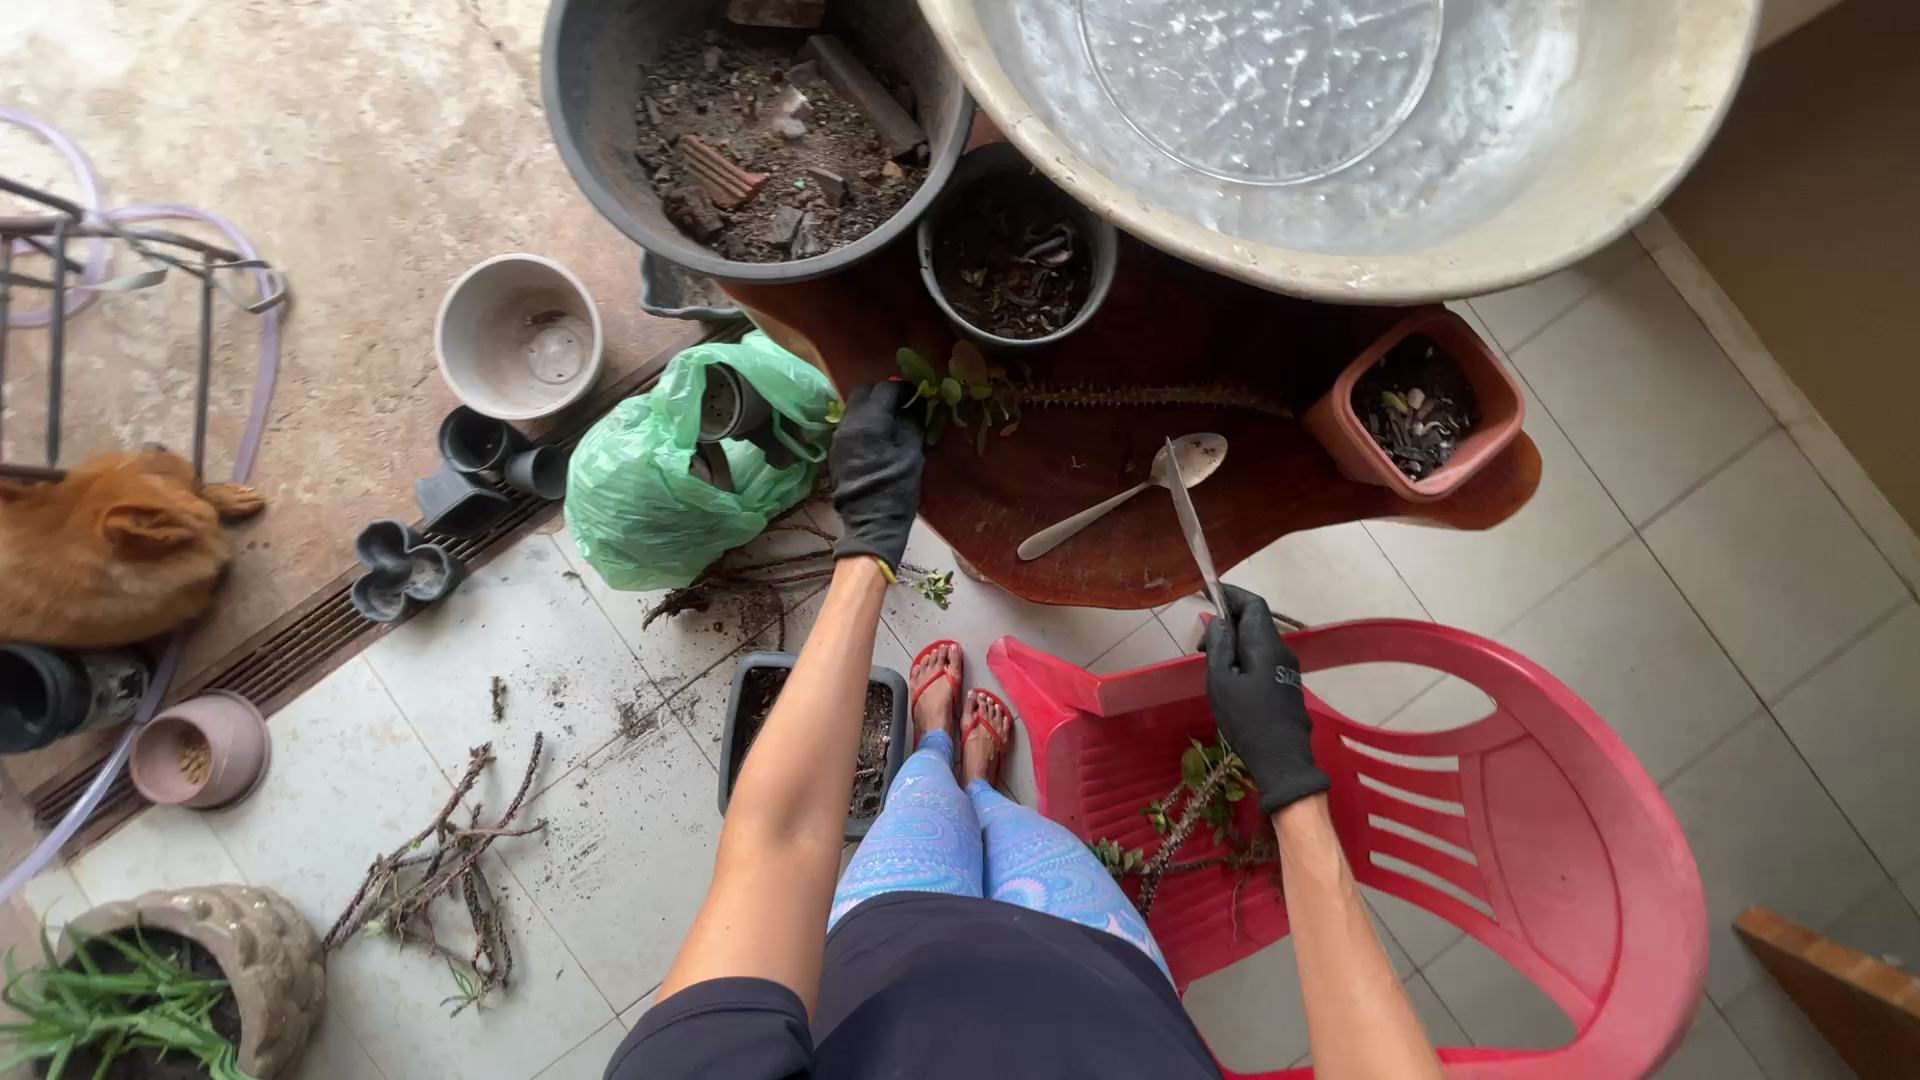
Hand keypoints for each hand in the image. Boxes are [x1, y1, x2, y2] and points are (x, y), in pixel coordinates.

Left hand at [829, 381, 924, 573]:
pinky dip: (864, 425)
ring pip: (854, 409)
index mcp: (869, 420)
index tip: (917, 395)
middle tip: (902, 405)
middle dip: (883, 394)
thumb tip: (916, 405)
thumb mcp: (912, 453)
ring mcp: (838, 438)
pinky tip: (878, 439)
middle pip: (863, 393)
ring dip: (872, 409)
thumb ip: (913, 423)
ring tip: (891, 422)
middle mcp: (848, 424)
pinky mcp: (835, 453)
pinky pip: (850, 427)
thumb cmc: (896, 488)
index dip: (904, 388)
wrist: (871, 523)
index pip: (885, 388)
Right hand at [1199, 584, 1329, 814]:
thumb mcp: (1221, 681)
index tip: (1209, 592)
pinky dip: (1243, 653)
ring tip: (1210, 659)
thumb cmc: (1247, 719)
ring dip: (1234, 640)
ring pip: (1257, 639)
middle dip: (1227, 620)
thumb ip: (1218, 646)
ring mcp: (1287, 666)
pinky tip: (1228, 673)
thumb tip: (1217, 620)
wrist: (1282, 758)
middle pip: (1255, 620)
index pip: (1252, 604)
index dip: (1231, 594)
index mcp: (1265, 645)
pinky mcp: (1286, 681)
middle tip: (1201, 641)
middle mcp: (1281, 649)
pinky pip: (1262, 655)